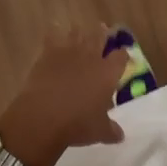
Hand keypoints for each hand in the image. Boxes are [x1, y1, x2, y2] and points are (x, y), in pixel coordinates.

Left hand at [0, 24, 128, 165]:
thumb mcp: (99, 132)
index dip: (123, 55)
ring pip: (78, 32)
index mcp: (107, 72)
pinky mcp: (49, 52)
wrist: (44, 116)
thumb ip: (111, 130)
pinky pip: (53, 35)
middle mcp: (91, 56)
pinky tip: (54, 30)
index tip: (123, 56)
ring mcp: (69, 51)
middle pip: (100, 36)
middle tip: (104, 31)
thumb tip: (120, 135)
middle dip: (103, 33)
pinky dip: (54, 32)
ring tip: (80, 32)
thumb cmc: (77, 124)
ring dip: (80, 32)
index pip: (121, 57)